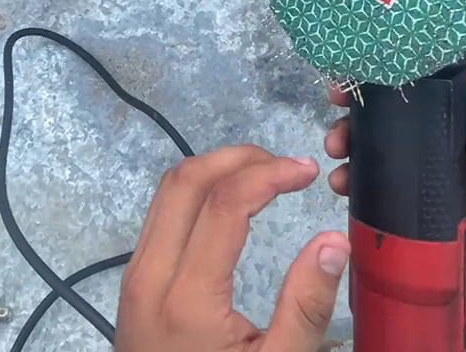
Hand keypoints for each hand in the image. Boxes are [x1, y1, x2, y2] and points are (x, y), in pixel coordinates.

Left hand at [116, 145, 352, 351]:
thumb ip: (304, 307)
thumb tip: (334, 240)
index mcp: (186, 298)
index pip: (225, 202)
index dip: (268, 174)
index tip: (306, 170)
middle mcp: (150, 273)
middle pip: (186, 180)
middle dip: (238, 158)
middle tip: (284, 165)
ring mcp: (134, 275)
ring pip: (167, 190)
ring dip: (215, 168)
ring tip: (263, 174)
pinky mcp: (132, 281)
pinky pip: (161, 213)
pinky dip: (196, 191)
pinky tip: (229, 202)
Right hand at [324, 85, 465, 327]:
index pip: (429, 88)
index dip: (394, 76)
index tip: (360, 72)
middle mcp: (446, 145)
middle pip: (396, 117)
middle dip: (361, 115)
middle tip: (337, 120)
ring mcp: (428, 179)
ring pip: (382, 152)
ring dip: (354, 149)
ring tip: (337, 160)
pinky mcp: (416, 214)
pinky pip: (382, 193)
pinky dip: (358, 187)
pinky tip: (342, 190)